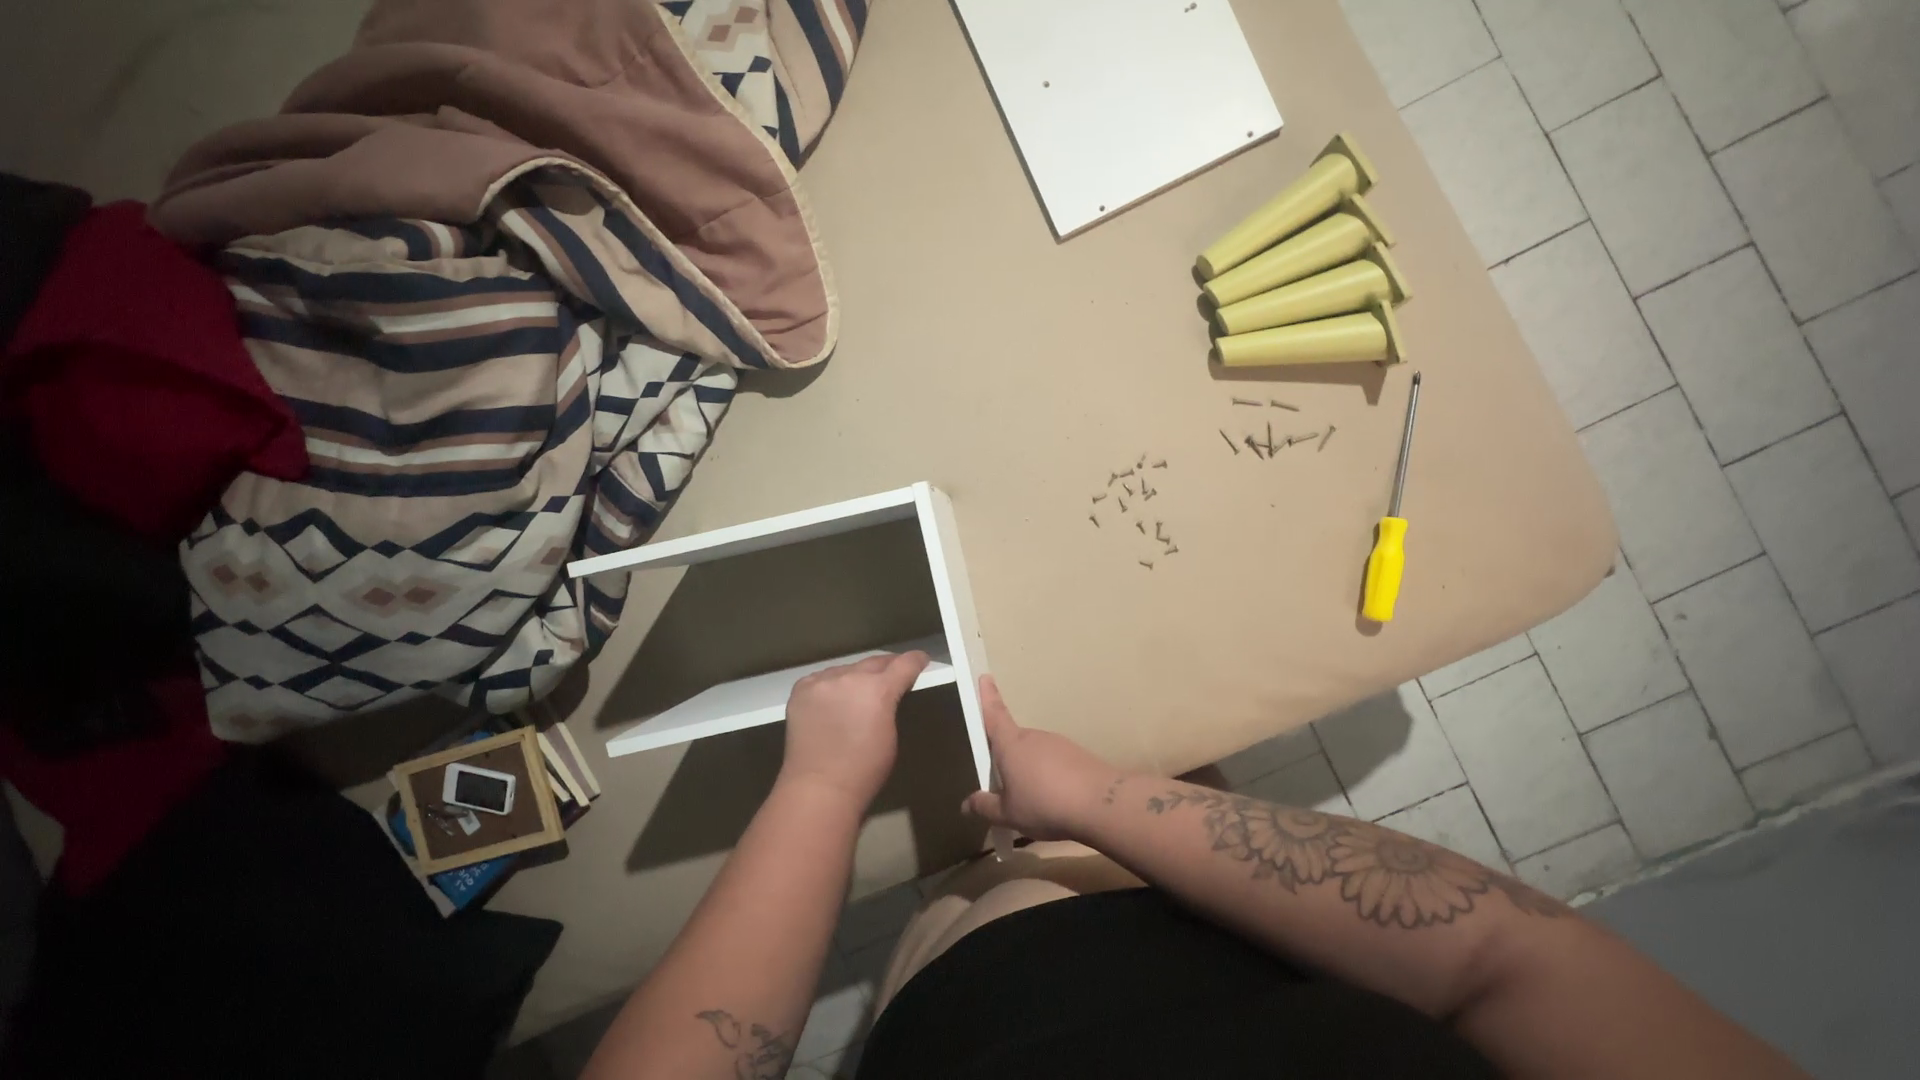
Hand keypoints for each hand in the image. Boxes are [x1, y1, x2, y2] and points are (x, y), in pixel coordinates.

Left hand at [778, 651, 929, 809]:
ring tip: (858, 691)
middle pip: (874, 662)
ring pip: (846, 670)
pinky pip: (822, 679)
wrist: (819, 787)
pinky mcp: (800, 690)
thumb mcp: (890, 735)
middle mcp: (849, 677)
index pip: (904, 664)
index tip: (921, 660)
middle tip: (894, 673)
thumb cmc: (864, 770)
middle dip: (887, 667)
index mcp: (878, 689)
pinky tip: (832, 699)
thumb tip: (888, 695)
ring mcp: (821, 682)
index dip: (916, 660)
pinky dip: (831, 686)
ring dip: (856, 677)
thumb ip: (890, 706)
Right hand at [961, 676, 1123, 841]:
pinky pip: (1055, 763)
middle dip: (1008, 760)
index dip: (987, 696)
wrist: (1099, 803)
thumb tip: (967, 804)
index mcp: (1011, 744)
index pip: (995, 714)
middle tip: (1005, 789)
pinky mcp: (1077, 755)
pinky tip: (1055, 800)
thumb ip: (986, 807)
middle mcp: (1033, 737)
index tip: (985, 677)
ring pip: (1035, 754)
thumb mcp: (1008, 813)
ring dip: (1030, 771)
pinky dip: (1050, 777)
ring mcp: (1058, 743)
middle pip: (1014, 742)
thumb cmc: (1044, 803)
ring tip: (1033, 802)